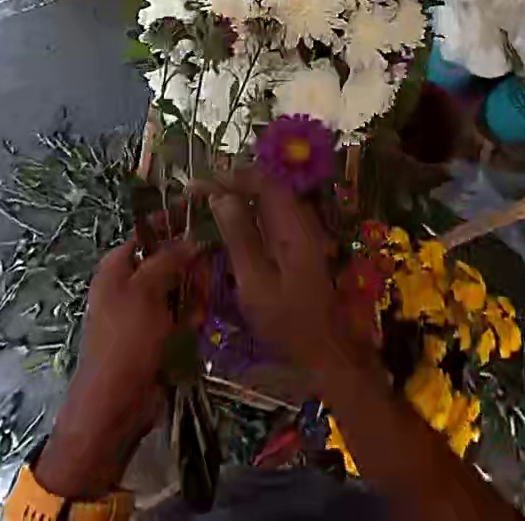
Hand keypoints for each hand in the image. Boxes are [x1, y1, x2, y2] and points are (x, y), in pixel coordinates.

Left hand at [34, 235, 197, 499]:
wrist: (116, 407)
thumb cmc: (125, 341)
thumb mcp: (146, 291)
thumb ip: (169, 258)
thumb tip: (192, 236)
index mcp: (118, 266)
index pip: (150, 230)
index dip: (175, 221)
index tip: (205, 213)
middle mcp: (131, 283)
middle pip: (171, 259)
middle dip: (191, 266)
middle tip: (207, 273)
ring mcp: (146, 310)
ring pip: (182, 287)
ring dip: (194, 295)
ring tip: (197, 309)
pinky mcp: (160, 334)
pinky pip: (183, 315)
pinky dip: (191, 319)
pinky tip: (194, 328)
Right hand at [204, 170, 367, 379]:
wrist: (324, 347)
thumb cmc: (287, 320)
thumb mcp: (255, 282)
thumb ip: (239, 237)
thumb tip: (221, 197)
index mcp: (293, 225)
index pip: (263, 183)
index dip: (230, 178)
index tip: (200, 185)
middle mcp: (301, 219)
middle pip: (266, 185)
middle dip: (232, 182)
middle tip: (199, 190)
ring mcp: (302, 229)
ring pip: (269, 198)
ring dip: (239, 194)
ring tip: (208, 199)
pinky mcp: (299, 242)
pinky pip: (272, 213)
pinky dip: (249, 209)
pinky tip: (231, 219)